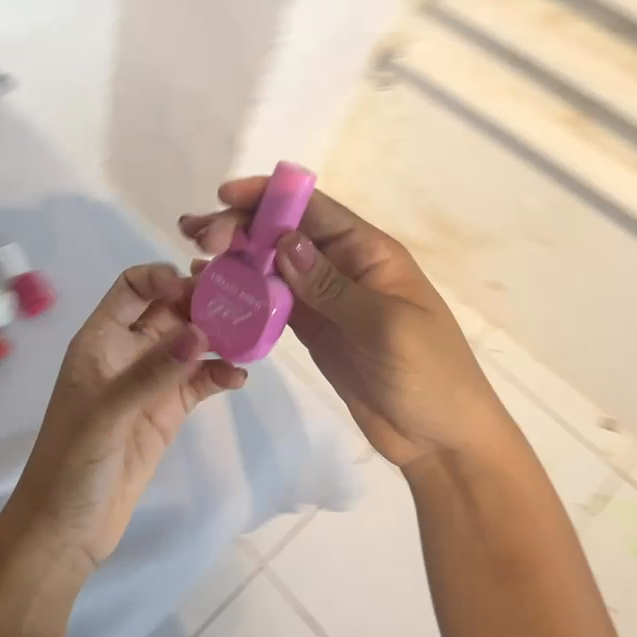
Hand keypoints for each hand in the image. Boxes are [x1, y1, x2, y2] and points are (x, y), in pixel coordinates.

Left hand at [6, 264, 247, 566]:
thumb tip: (200, 333)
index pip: (130, 288)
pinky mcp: (167, 412)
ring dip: (216, 337)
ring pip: (188, 343)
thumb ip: (151, 373)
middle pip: (166, 310)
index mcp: (99, 340)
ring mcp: (149, 382)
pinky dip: (219, 375)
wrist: (66, 527)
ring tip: (250, 337)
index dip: (160, 278)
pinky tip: (239, 378)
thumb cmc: (71, 461)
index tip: (196, 285)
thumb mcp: (106, 413)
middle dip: (199, 302)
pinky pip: (198, 382)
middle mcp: (125, 352)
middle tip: (240, 304)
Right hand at [180, 179, 514, 468]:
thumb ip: (331, 285)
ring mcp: (323, 298)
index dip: (267, 195)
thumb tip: (283, 241)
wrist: (443, 441)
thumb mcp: (384, 326)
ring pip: (269, 264)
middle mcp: (341, 265)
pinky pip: (269, 300)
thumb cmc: (430, 374)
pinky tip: (210, 293)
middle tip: (197, 240)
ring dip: (232, 258)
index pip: (311, 208)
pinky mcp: (310, 328)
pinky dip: (240, 293)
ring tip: (193, 262)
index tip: (223, 195)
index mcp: (368, 252)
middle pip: (281, 232)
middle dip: (238, 227)